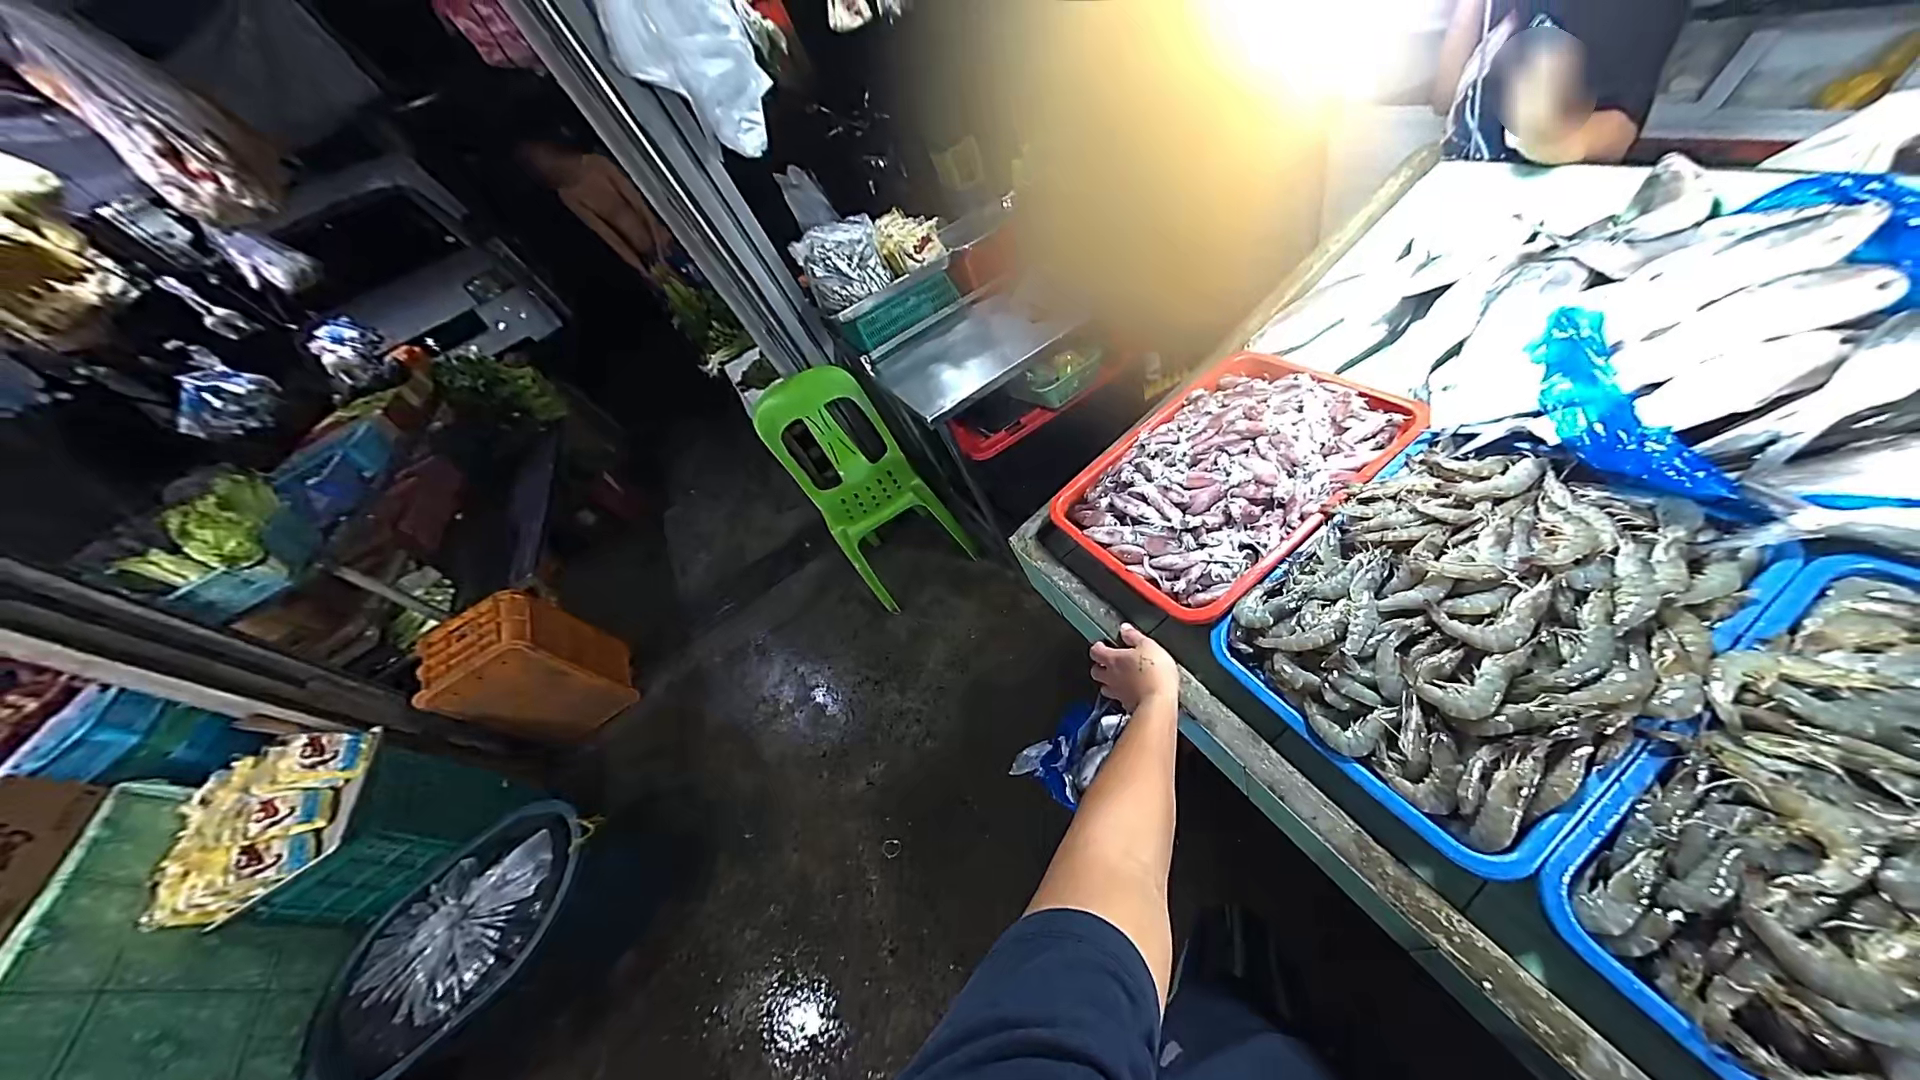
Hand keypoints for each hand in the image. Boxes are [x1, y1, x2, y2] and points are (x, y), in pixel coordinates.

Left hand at [1090, 624, 1176, 712]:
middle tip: (1107, 662)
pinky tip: (1132, 693)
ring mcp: (1117, 693)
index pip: (1095, 651)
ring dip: (1109, 682)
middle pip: (1095, 671)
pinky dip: (1122, 695)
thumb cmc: (1154, 674)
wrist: (1159, 702)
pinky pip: (1119, 700)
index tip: (1102, 645)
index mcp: (1113, 660)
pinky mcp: (1127, 706)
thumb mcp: (1148, 646)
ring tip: (1118, 678)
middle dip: (1099, 666)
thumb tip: (1126, 629)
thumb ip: (1134, 636)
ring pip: (1105, 687)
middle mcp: (1111, 677)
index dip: (1098, 647)